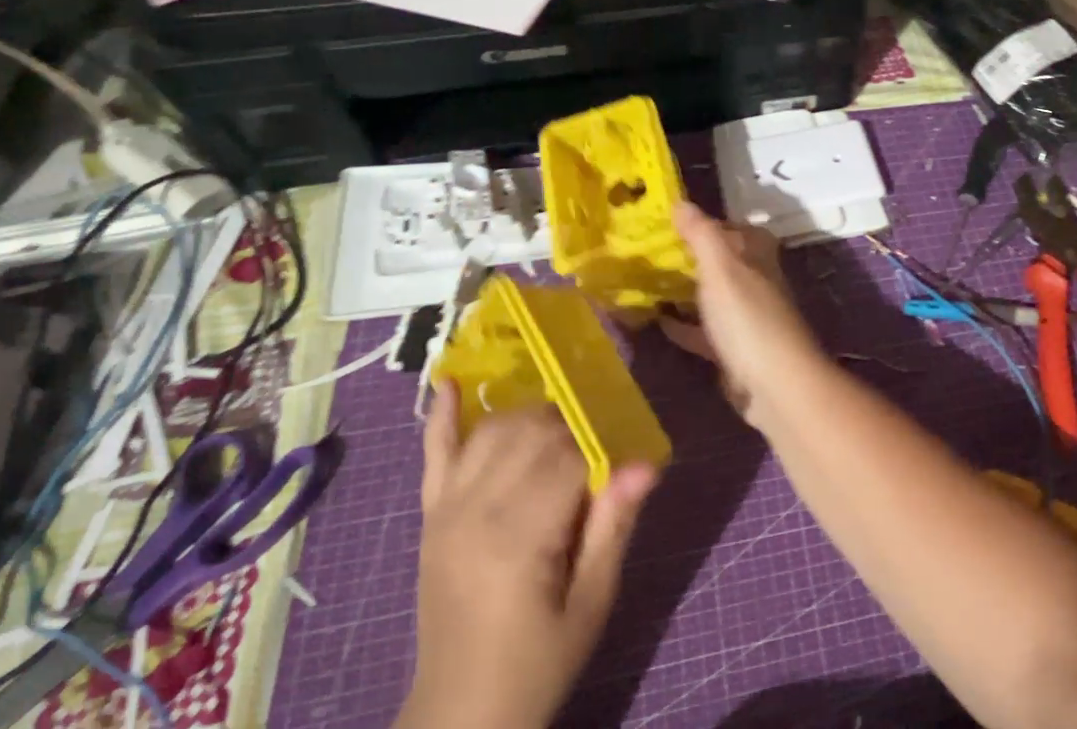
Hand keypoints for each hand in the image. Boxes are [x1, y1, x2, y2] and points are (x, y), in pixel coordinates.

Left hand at [398, 384, 657, 728]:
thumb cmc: (540, 659)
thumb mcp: (592, 602)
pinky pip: (434, 454)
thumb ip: (613, 527)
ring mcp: (445, 509)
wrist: (462, 709)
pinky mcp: (430, 516)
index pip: (567, 456)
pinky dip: (440, 415)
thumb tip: (645, 462)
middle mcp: (474, 510)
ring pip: (491, 431)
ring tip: (563, 423)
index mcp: (518, 537)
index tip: (628, 450)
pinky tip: (451, 381)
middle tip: (601, 440)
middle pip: (530, 432)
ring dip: (530, 415)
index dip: (602, 444)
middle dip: (572, 424)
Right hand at [661, 202, 824, 426]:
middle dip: (694, 259)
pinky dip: (685, 327)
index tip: (676, 222)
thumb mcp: (722, 270)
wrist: (774, 387)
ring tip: (647, 283)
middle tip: (652, 252)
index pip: (741, 232)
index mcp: (759, 260)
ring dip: (688, 292)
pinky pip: (706, 334)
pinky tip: (658, 323)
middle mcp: (758, 287)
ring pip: (715, 299)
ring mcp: (748, 322)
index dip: (714, 224)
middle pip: (726, 266)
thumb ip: (703, 236)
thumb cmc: (748, 320)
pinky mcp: (736, 354)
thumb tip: (682, 202)